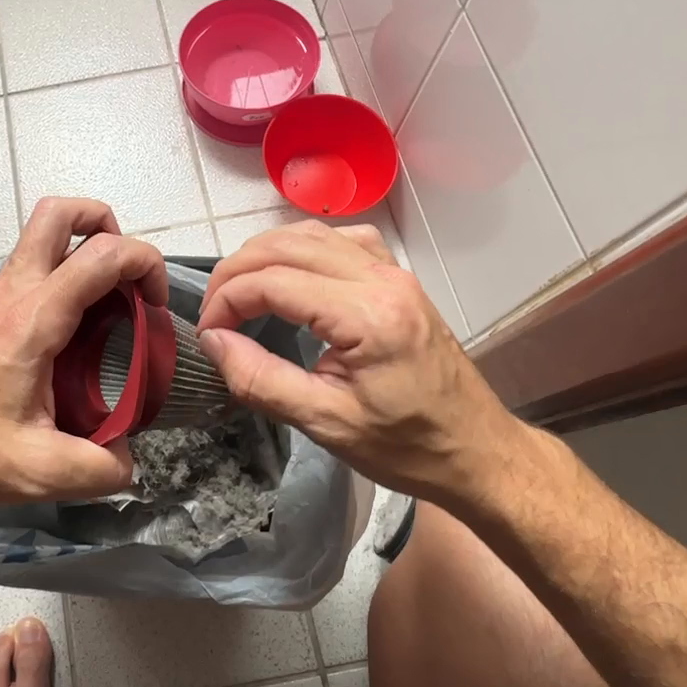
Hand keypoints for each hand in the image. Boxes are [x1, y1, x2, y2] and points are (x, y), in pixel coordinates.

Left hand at [0, 197, 167, 506]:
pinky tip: (70, 345)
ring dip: (83, 251)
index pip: (102, 254)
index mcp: (35, 318)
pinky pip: (32, 274)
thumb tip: (127, 463)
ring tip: (107, 310)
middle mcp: (14, 293)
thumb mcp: (34, 472)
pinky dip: (63, 283)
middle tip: (127, 277)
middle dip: (105, 223)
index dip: (146, 264)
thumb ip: (96, 470)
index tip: (157, 307)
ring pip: (41, 238)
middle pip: (60, 213)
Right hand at [192, 220, 525, 503]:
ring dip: (265, 254)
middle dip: (236, 271)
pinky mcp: (398, 277)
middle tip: (213, 311)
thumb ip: (261, 379)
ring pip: (311, 233)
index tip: (207, 333)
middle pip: (287, 245)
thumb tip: (212, 340)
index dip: (227, 300)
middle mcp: (381, 278)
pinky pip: (340, 240)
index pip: (274, 281)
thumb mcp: (326, 424)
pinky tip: (288, 273)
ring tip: (237, 291)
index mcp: (367, 316)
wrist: (479, 452)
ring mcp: (394, 272)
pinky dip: (301, 248)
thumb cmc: (407, 447)